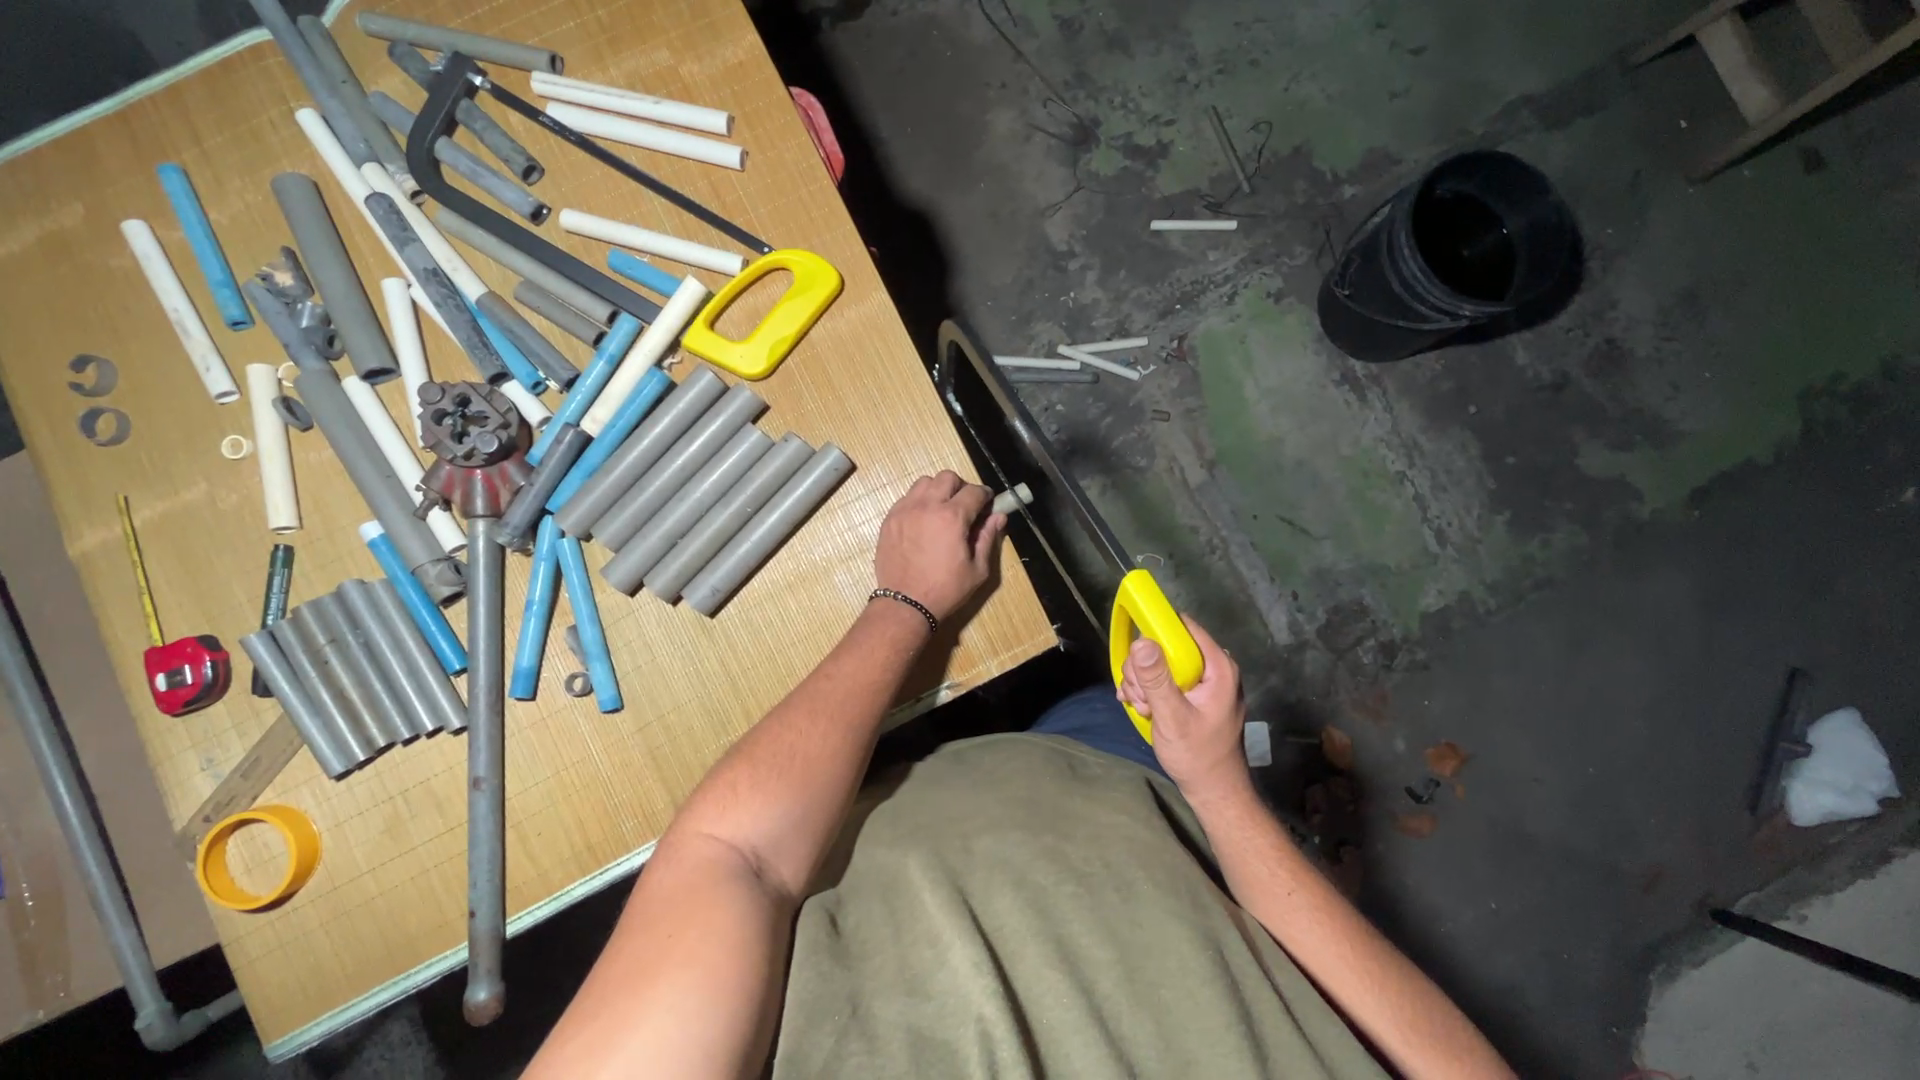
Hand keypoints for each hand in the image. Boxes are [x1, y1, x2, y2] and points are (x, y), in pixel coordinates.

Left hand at [873, 471, 1005, 621]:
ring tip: (941, 510)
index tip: (988, 504)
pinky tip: (923, 520)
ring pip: (923, 482)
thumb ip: (988, 538)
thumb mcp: (977, 569)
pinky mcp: (890, 519)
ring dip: (937, 490)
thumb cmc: (946, 590)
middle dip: (961, 487)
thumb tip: (999, 516)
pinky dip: (918, 501)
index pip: (974, 491)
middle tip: (965, 506)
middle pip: (947, 477)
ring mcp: (904, 510)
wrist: (905, 604)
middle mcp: (927, 506)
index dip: (986, 495)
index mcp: (952, 517)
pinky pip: (906, 497)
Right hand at [1119, 616, 1246, 795]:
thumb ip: (1157, 680)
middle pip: (1166, 646)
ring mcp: (1202, 682)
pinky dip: (1148, 691)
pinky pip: (1163, 679)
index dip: (1156, 634)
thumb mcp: (1173, 717)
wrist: (1213, 791)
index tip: (1137, 657)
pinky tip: (1141, 709)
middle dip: (1144, 669)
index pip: (1184, 627)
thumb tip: (1141, 642)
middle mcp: (1212, 668)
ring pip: (1160, 663)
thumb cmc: (1198, 756)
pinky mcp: (1192, 694)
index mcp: (1218, 667)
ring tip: (1142, 708)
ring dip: (1143, 684)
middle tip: (1141, 697)